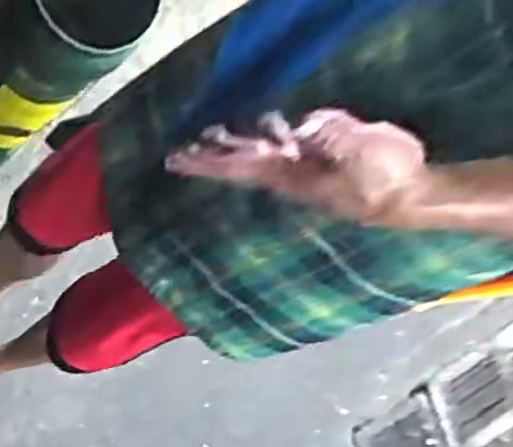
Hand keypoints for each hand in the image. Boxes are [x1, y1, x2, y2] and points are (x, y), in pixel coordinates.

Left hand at [166, 109, 430, 226]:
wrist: (400, 197)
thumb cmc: (379, 178)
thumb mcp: (361, 152)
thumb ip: (333, 136)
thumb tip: (305, 123)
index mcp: (280, 172)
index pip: (231, 166)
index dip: (202, 162)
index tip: (173, 160)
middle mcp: (281, 170)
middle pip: (235, 160)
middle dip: (206, 154)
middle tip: (175, 151)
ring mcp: (300, 164)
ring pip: (258, 151)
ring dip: (233, 142)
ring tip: (209, 133)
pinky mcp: (322, 156)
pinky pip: (288, 142)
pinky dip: (273, 132)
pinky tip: (268, 123)